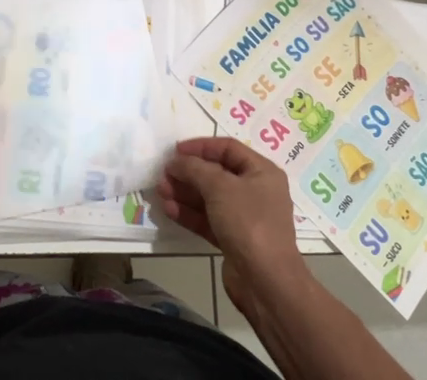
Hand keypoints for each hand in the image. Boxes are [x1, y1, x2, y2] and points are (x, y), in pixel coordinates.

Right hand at [154, 136, 300, 281]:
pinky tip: (169, 210)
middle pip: (217, 174)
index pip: (228, 148)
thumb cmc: (248, 222)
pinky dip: (190, 213)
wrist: (265, 280)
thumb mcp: (220, 187)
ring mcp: (244, 217)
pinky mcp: (233, 239)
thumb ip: (195, 169)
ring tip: (161, 191)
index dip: (201, 146)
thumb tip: (176, 161)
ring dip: (185, 193)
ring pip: (210, 198)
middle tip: (164, 174)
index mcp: (262, 172)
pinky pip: (208, 219)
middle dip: (189, 173)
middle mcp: (255, 191)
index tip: (175, 150)